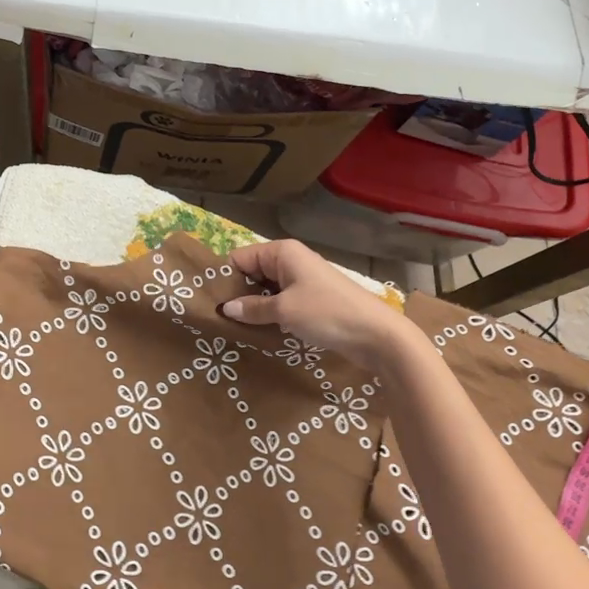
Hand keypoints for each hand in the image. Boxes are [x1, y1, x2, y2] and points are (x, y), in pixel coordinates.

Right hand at [220, 240, 409, 372]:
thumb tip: (225, 309)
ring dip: (254, 306)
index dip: (225, 278)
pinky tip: (260, 331)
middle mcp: (291, 260)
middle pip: (252, 273)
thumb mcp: (284, 312)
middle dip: (238, 294)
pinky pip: (281, 301)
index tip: (209, 302)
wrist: (379, 336)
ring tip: (234, 328)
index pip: (239, 258)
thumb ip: (252, 308)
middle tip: (218, 319)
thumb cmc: (328, 313)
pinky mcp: (312, 300)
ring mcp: (303, 280)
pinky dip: (271, 314)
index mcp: (282, 252)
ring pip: (266, 289)